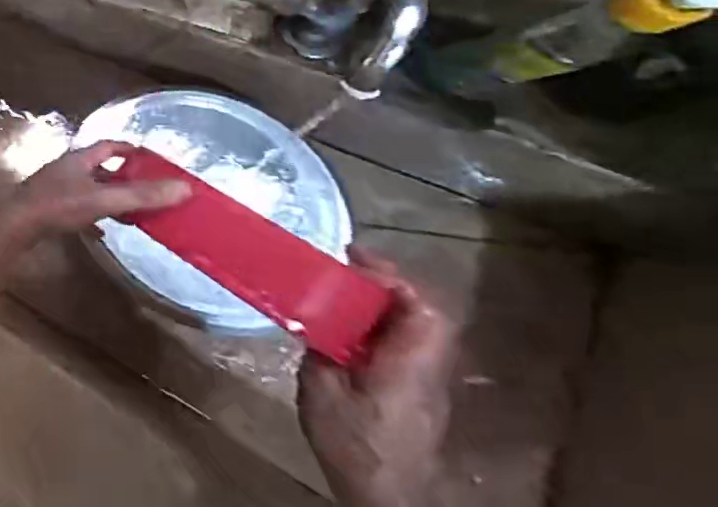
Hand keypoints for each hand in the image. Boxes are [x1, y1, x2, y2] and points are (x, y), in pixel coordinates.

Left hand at [0, 140, 191, 246]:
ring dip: (112, 196)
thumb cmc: (58, 206)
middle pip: (101, 168)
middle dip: (126, 177)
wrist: (16, 225)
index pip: (109, 146)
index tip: (154, 160)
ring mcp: (56, 187)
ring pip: (91, 187)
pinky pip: (80, 206)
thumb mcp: (103, 199)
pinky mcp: (50, 206)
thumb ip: (141, 195)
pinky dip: (97, 213)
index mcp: (78, 159)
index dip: (132, 150)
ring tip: (136, 210)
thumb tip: (184, 187)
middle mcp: (66, 168)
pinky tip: (105, 229)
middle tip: (152, 189)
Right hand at [298, 248, 456, 506]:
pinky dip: (375, 323)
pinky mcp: (414, 394)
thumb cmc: (353, 441)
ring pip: (414, 329)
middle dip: (385, 282)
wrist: (388, 497)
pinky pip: (402, 345)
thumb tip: (311, 313)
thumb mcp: (320, 389)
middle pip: (422, 314)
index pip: (423, 311)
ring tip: (335, 286)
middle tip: (340, 264)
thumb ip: (320, 345)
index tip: (350, 256)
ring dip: (379, 301)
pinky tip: (341, 324)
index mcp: (408, 365)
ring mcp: (425, 384)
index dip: (393, 276)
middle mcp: (427, 370)